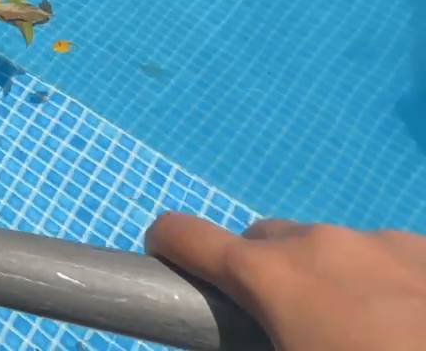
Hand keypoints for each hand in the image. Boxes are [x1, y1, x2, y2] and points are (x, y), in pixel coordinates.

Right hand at [146, 213, 425, 350]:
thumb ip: (260, 339)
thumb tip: (251, 330)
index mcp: (268, 274)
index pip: (178, 232)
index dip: (169, 250)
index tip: (180, 275)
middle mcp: (316, 244)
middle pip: (265, 239)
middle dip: (273, 274)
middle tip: (312, 330)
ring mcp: (391, 245)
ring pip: (339, 250)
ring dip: (345, 281)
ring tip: (394, 334)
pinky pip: (404, 259)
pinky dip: (405, 285)